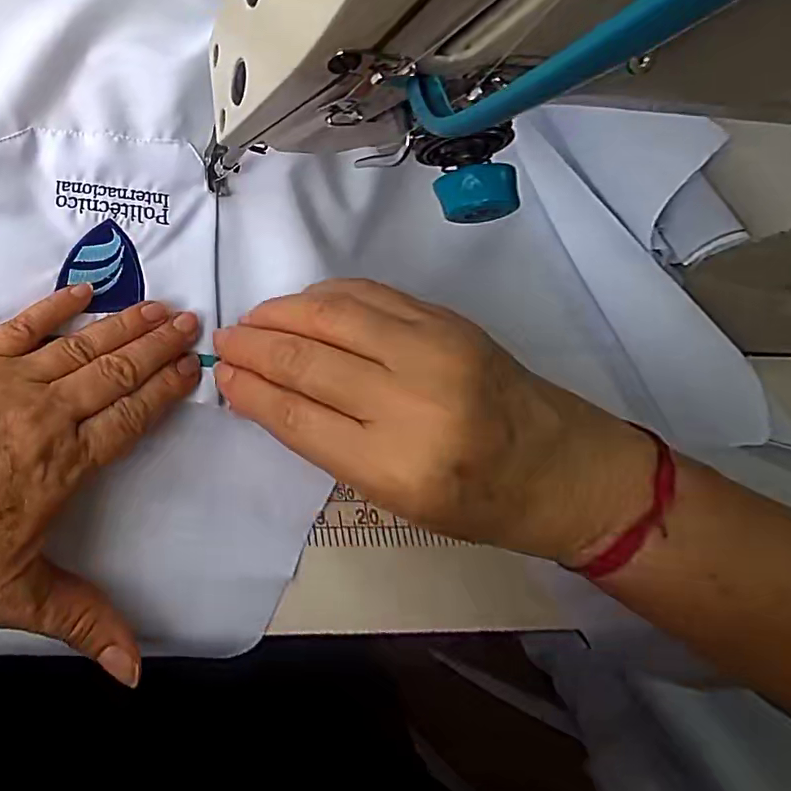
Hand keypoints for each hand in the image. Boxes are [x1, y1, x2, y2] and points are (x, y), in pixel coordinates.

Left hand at [0, 282, 202, 685]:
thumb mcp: (15, 594)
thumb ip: (82, 620)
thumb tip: (136, 673)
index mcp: (62, 465)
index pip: (129, 419)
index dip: (164, 391)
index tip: (192, 368)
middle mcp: (42, 415)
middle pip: (113, 374)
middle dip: (155, 348)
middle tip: (189, 322)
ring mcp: (5, 382)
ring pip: (77, 346)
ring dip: (120, 324)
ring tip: (155, 307)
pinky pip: (20, 326)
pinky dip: (52, 306)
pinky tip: (80, 291)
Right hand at [210, 278, 655, 565]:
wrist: (569, 470)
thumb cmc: (469, 498)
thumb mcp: (383, 490)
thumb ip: (314, 435)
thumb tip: (251, 388)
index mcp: (397, 464)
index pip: (294, 415)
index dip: (248, 389)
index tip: (221, 374)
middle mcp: (416, 402)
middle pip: (303, 360)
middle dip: (250, 346)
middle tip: (224, 341)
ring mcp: (436, 351)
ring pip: (327, 315)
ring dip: (275, 313)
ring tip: (252, 321)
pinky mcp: (448, 321)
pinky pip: (363, 293)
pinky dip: (317, 296)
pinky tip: (299, 307)